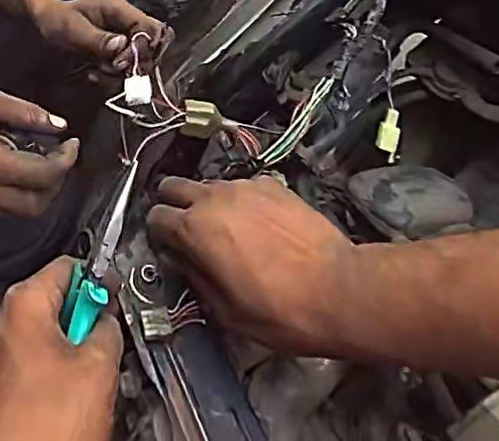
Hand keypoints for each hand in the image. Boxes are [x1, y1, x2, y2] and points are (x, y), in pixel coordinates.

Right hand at [0, 83, 78, 215]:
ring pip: (19, 209)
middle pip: (36, 205)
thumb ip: (27, 113)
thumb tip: (57, 123)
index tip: (72, 142)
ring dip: (38, 190)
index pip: (44, 176)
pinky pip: (1, 204)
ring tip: (42, 157)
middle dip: (56, 182)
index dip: (65, 160)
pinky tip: (17, 162)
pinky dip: (18, 189)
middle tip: (61, 154)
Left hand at [0, 256, 120, 440]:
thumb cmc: (43, 428)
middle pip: (55, 302)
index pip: (67, 266)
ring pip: (44, 336)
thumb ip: (108, 329)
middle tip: (105, 348)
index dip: (97, 279)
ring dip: (70, 352)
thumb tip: (108, 319)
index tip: (114, 296)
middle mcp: (1, 320)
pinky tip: (64, 405)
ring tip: (86, 385)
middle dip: (84, 322)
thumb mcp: (97, 369)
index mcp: (23, 302)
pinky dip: (50, 375)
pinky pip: (29, 364)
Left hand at [33, 0, 171, 75]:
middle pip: (153, 47)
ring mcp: (122, 39)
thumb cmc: (56, 19)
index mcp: (119, 10)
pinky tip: (95, 74)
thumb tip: (122, 46)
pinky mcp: (116, 53)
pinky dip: (113, 77)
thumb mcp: (73, 28)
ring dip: (122, 72)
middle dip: (136, 63)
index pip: (152, 29)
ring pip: (141, 61)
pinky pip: (126, 70)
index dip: (144, 48)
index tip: (123, 62)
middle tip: (113, 68)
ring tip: (99, 70)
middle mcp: (126, 24)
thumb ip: (98, 39)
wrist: (45, 23)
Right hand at [146, 176, 357, 354]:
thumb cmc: (285, 310)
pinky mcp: (271, 185)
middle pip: (173, 185)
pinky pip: (243, 187)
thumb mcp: (229, 312)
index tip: (167, 245)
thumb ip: (195, 279)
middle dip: (172, 204)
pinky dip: (242, 201)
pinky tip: (260, 224)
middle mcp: (213, 199)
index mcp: (195, 229)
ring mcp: (243, 187)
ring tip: (228, 230)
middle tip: (186, 228)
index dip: (157, 233)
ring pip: (209, 185)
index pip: (156, 216)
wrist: (342, 290)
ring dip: (209, 203)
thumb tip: (181, 261)